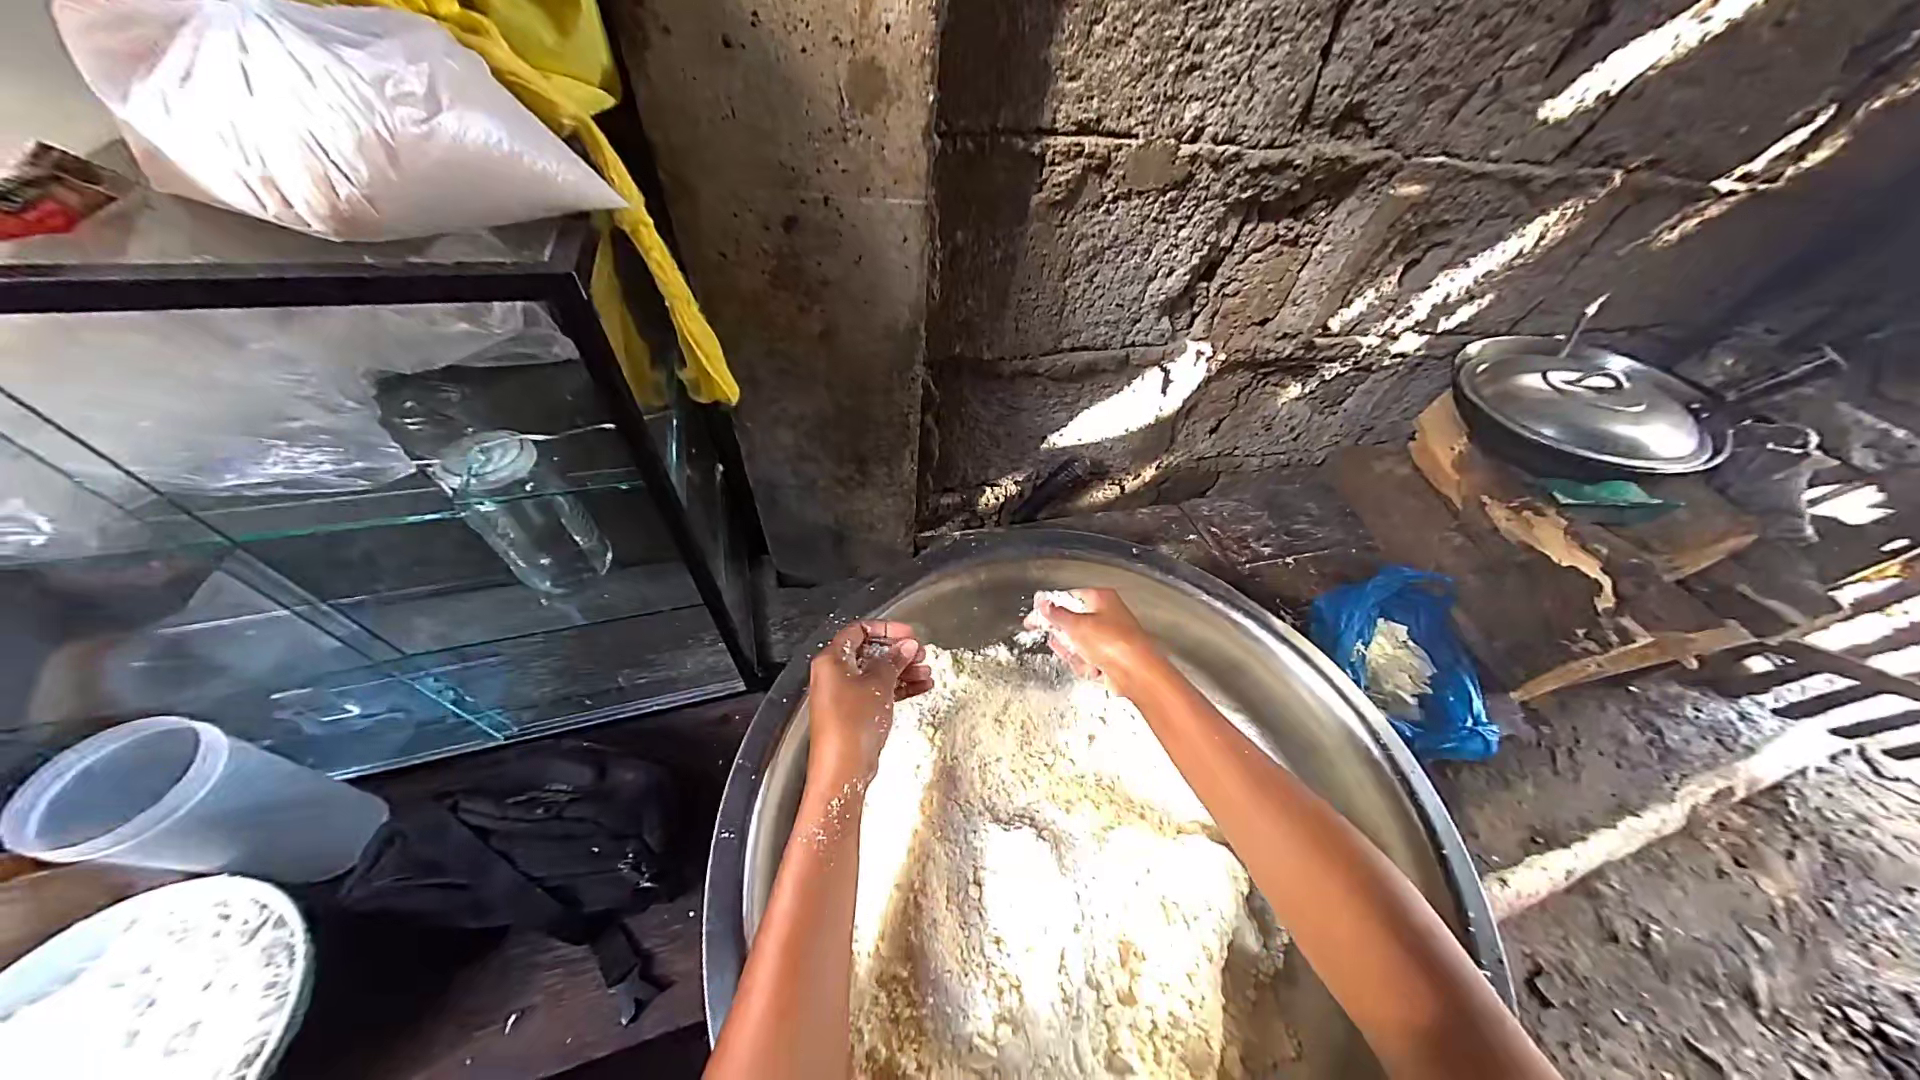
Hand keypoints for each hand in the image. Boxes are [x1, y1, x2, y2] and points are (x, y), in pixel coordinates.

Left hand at [806, 620, 932, 784]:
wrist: (843, 769)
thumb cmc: (852, 723)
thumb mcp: (878, 683)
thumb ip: (893, 660)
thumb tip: (906, 646)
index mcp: (832, 660)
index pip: (859, 630)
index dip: (886, 628)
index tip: (909, 633)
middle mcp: (834, 675)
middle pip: (870, 652)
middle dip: (898, 651)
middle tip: (920, 653)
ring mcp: (844, 695)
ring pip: (877, 673)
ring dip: (903, 670)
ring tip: (926, 672)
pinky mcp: (854, 713)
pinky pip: (879, 692)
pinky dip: (898, 688)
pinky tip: (921, 687)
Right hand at [1022, 588, 1157, 683]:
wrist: (1136, 674)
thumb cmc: (1115, 643)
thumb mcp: (1076, 625)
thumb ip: (1056, 615)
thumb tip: (1044, 606)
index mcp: (1101, 599)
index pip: (1068, 597)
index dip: (1050, 607)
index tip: (1036, 615)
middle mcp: (1106, 616)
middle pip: (1072, 623)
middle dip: (1064, 637)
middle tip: (1058, 640)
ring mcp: (1108, 638)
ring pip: (1077, 645)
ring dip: (1076, 654)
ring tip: (1082, 657)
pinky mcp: (1109, 658)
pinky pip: (1086, 660)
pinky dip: (1086, 666)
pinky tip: (1093, 668)